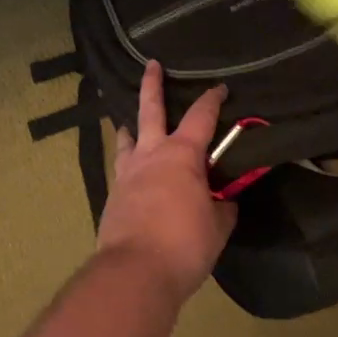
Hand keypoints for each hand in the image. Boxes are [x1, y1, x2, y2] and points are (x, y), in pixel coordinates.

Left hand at [96, 61, 236, 304]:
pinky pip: (122, 168)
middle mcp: (152, 154)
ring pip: (127, 138)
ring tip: (129, 122)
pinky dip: (127, 162)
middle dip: (152, 84)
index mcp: (182, 155)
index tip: (220, 87)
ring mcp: (128, 173)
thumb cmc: (184, 244)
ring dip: (130, 126)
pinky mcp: (114, 196)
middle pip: (150, 109)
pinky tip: (131, 172)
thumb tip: (224, 200)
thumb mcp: (218, 226)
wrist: (135, 272)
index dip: (212, 99)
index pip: (202, 117)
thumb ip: (222, 207)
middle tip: (151, 64)